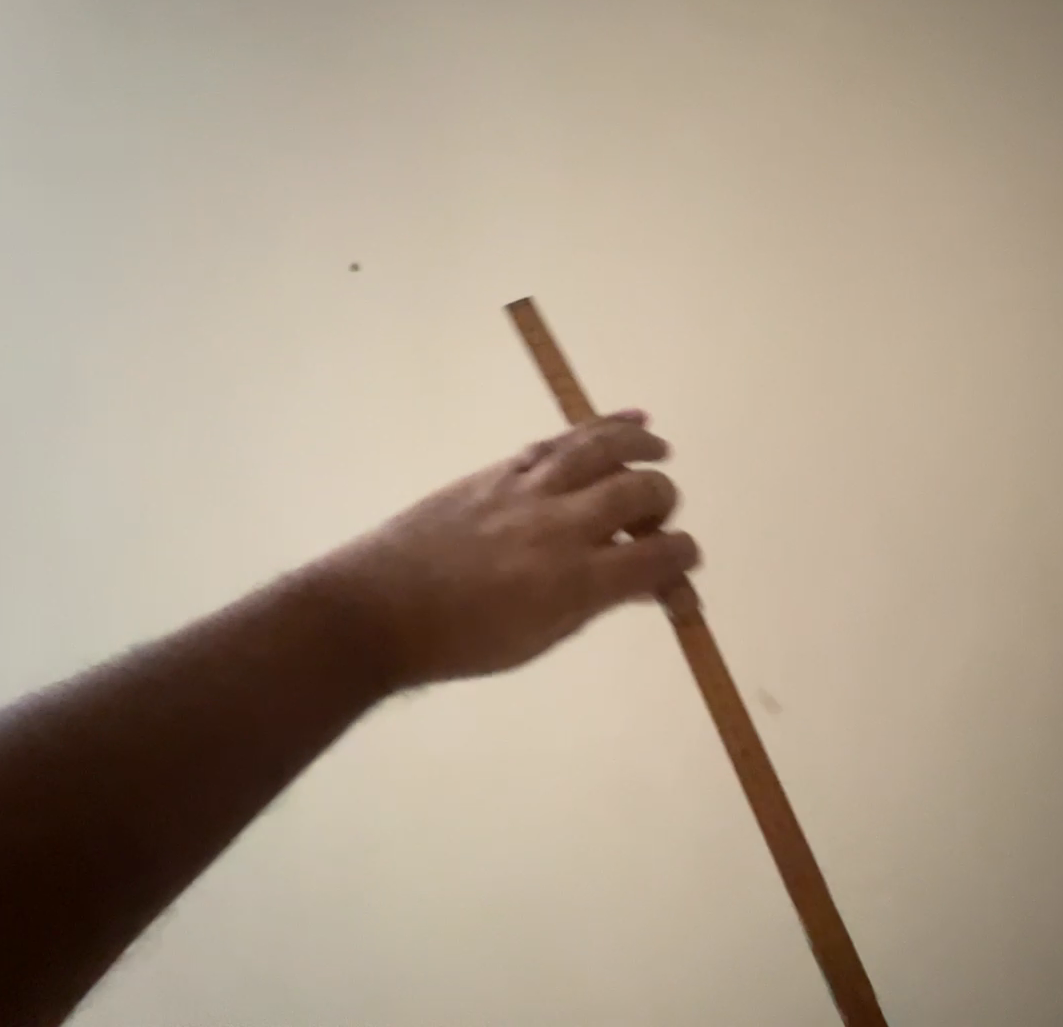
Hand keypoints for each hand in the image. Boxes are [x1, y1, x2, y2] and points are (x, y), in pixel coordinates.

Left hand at [319, 410, 699, 689]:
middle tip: (654, 521)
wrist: (377, 609)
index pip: (656, 558)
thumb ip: (598, 601)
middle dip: (663, 504)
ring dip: (641, 447)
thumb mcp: (542, 637)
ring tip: (659, 450)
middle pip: (640, 492)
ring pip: (603, 449)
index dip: (683, 559)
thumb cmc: (463, 641)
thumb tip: (644, 581)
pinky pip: (562, 438)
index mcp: (574, 582)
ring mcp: (530, 489)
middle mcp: (561, 526)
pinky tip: (630, 421)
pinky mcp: (504, 468)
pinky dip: (603, 426)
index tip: (684, 560)